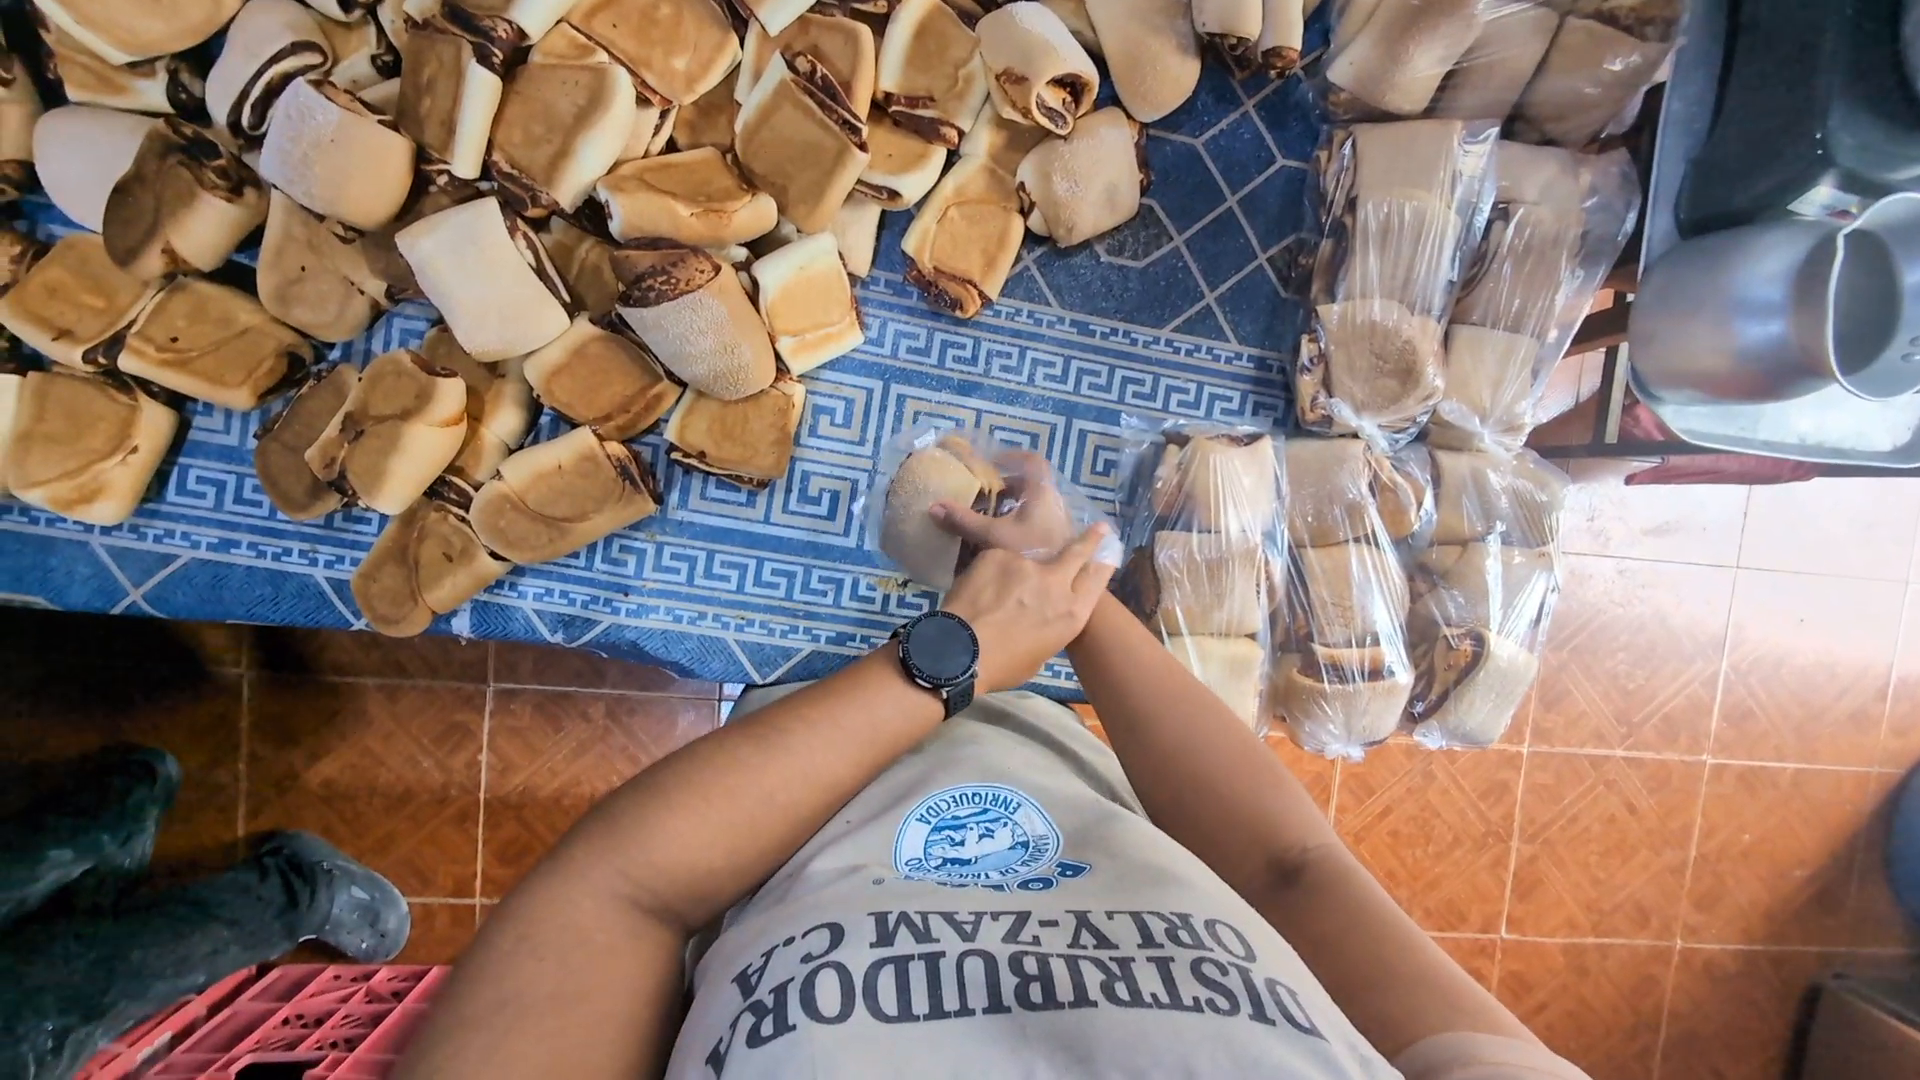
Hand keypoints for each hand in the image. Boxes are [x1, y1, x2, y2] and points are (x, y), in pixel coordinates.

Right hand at [929, 450, 1074, 556]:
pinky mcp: (1058, 545)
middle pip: (1032, 487)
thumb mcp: (990, 536)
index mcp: (1043, 495)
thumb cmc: (1027, 554)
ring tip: (990, 521)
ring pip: (1035, 507)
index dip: (1012, 457)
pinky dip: (1021, 527)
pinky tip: (1004, 544)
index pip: (1032, 462)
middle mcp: (1056, 506)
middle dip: (1007, 489)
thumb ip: (963, 521)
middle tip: (984, 497)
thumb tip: (933, 508)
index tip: (992, 464)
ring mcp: (1059, 527)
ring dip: (1014, 510)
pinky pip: (1039, 525)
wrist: (1058, 590)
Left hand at [940, 525, 1115, 693]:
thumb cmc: (1001, 666)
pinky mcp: (997, 554)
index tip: (1105, 554)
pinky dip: (990, 572)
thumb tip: (1039, 615)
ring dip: (1017, 569)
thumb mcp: (1040, 654)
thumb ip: (1047, 626)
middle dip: (1090, 539)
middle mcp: (1055, 583)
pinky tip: (976, 589)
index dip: (1103, 565)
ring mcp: (1026, 564)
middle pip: (1077, 553)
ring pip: (1027, 559)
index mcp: (1071, 614)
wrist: (960, 652)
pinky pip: (996, 560)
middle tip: (1098, 527)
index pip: (1097, 580)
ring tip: (996, 589)